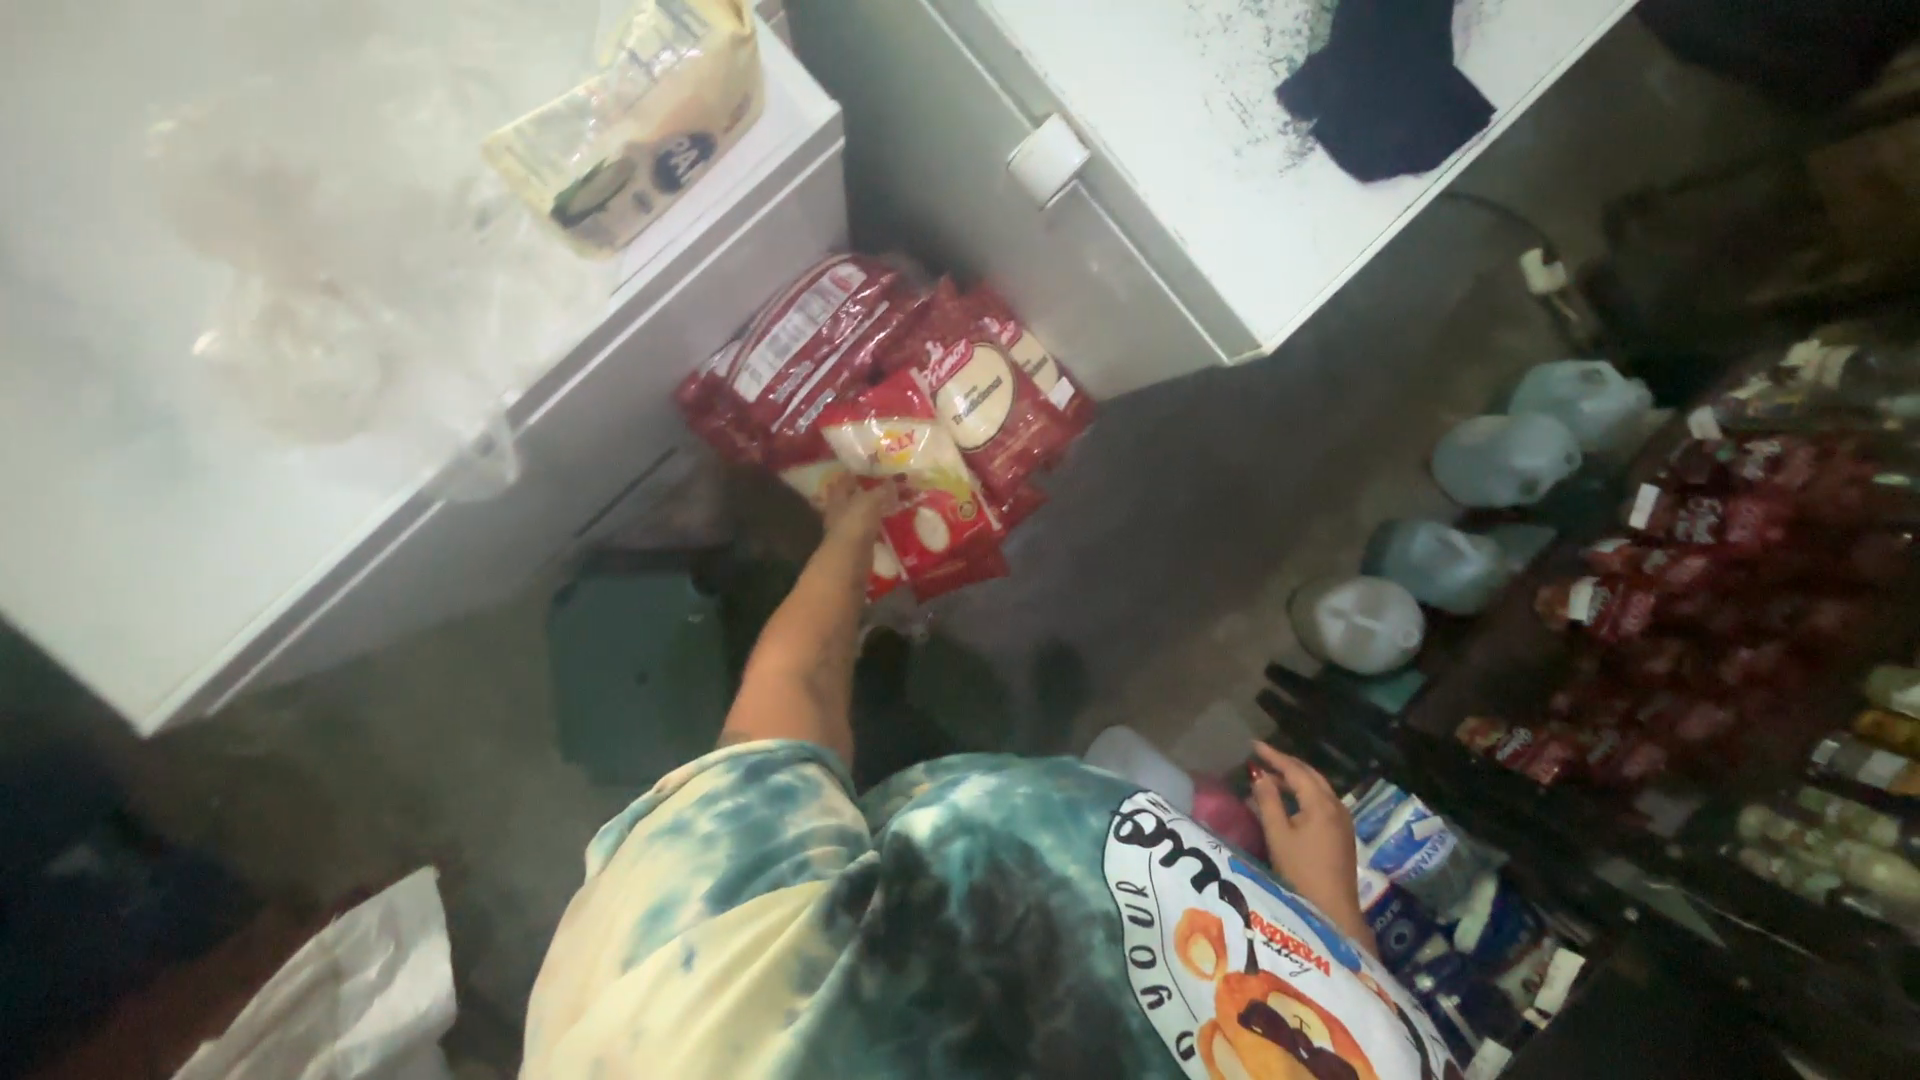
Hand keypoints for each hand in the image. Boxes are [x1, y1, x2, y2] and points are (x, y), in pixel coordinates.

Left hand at [820, 474, 891, 538]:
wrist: (849, 559)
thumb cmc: (855, 524)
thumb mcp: (871, 501)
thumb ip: (884, 489)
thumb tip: (898, 478)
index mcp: (838, 496)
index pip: (845, 479)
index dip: (856, 473)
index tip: (871, 468)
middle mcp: (840, 510)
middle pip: (853, 496)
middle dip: (867, 491)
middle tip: (886, 484)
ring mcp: (848, 528)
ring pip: (862, 513)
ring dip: (874, 508)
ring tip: (892, 502)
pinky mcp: (857, 543)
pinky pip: (870, 529)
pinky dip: (879, 525)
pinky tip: (890, 523)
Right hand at [1249, 743, 1371, 951]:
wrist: (1332, 911)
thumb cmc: (1300, 872)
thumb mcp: (1278, 835)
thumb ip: (1268, 801)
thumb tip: (1259, 775)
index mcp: (1321, 804)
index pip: (1295, 770)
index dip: (1274, 756)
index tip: (1253, 745)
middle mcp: (1337, 807)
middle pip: (1311, 776)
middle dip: (1286, 764)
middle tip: (1262, 757)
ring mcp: (1343, 821)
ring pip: (1318, 789)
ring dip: (1295, 780)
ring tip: (1270, 777)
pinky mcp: (1342, 834)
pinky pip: (1322, 802)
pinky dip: (1304, 794)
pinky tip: (1289, 801)